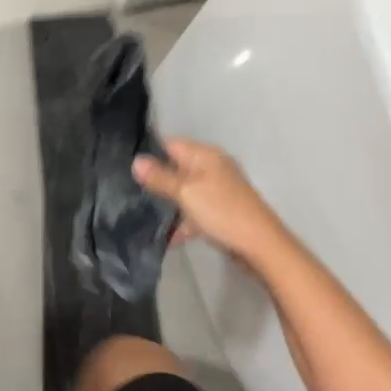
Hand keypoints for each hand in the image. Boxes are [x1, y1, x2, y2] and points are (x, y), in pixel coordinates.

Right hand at [133, 138, 288, 263]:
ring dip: (169, 205)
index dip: (151, 154)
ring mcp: (218, 190)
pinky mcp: (222, 211)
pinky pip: (196, 211)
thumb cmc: (221, 212)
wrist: (261, 245)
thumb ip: (160, 178)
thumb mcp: (185, 193)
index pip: (171, 144)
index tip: (128, 170)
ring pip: (185, 192)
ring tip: (144, 217)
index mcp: (205, 155)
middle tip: (132, 195)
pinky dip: (184, 222)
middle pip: (177, 168)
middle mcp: (212, 167)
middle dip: (157, 182)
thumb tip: (136, 160)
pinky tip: (169, 239)